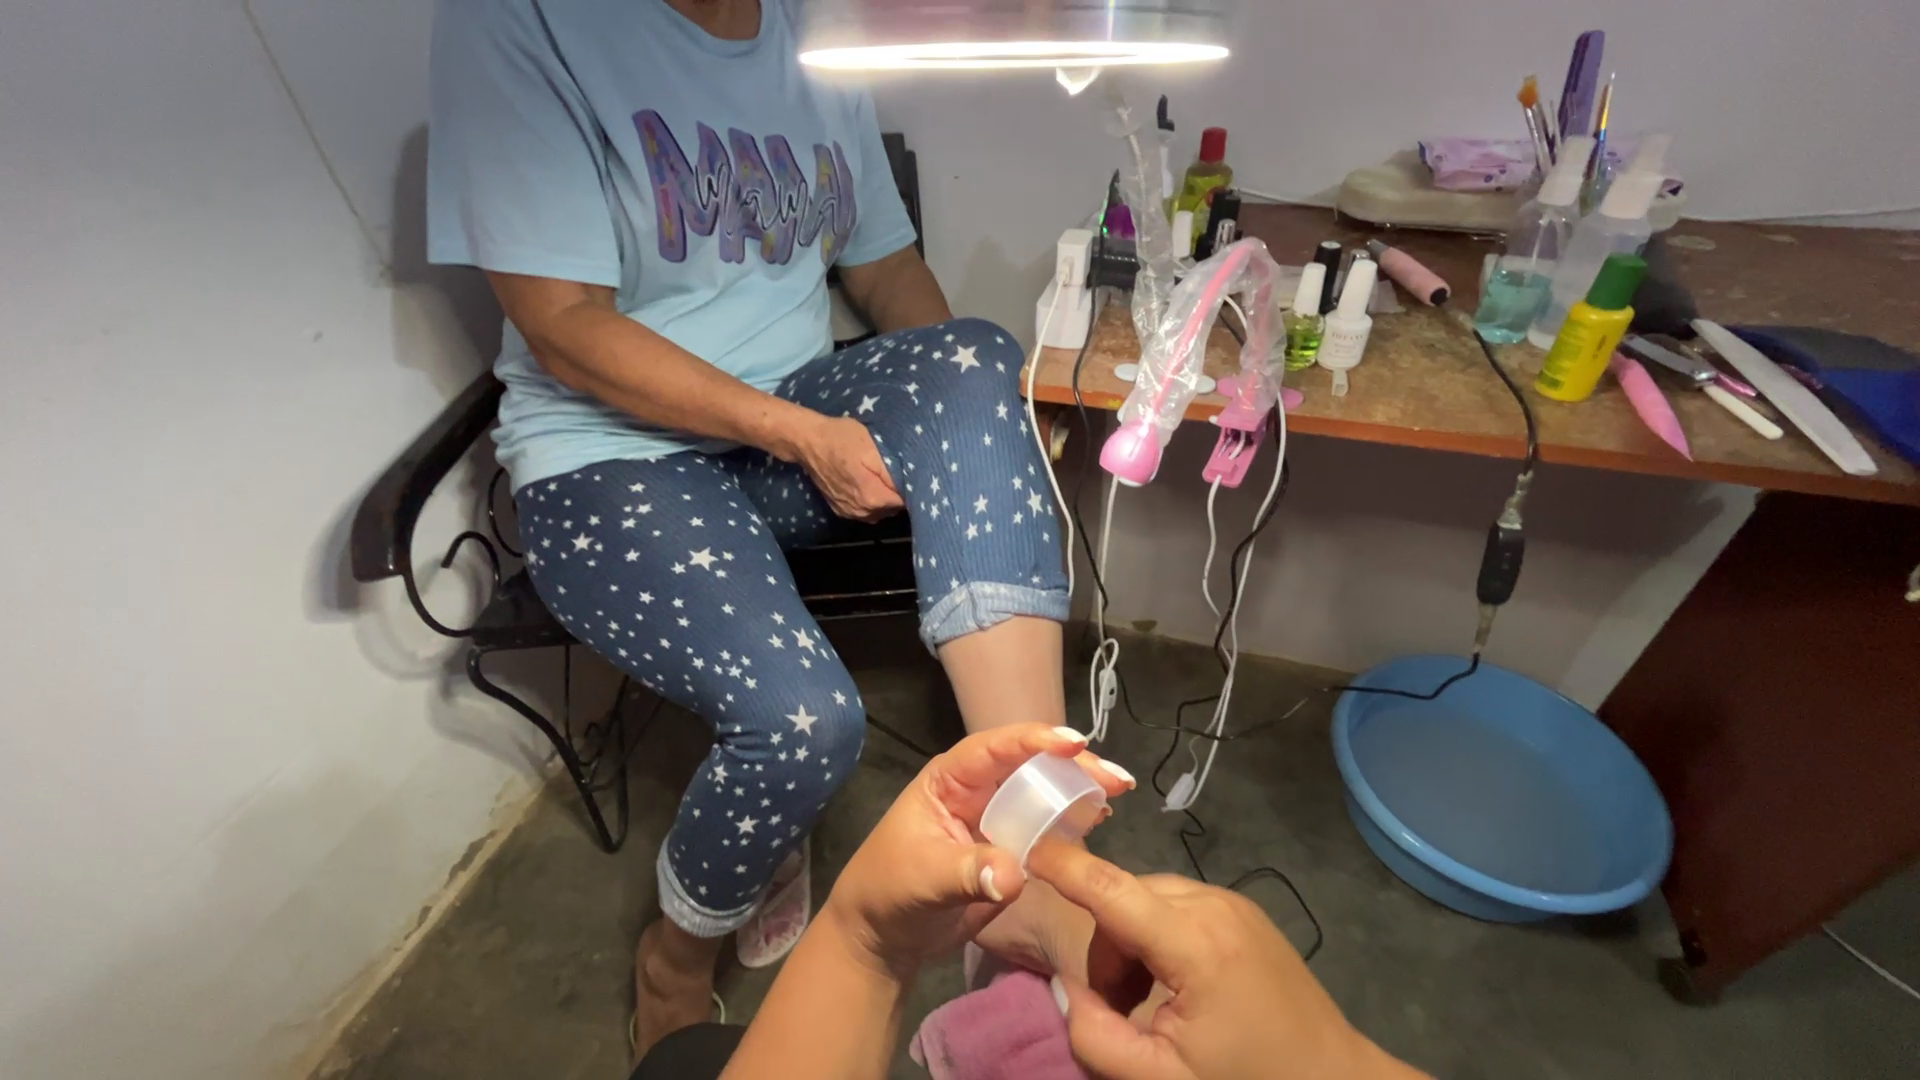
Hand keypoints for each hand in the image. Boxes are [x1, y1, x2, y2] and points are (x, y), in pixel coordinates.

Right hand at [795, 415, 902, 521]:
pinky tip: (869, 484)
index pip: (905, 502)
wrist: (808, 442)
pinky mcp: (841, 509)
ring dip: (885, 498)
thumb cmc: (842, 439)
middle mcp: (863, 512)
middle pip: (894, 508)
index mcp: (873, 498)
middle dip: (899, 494)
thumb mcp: (873, 448)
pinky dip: (871, 501)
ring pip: (881, 511)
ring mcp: (850, 513)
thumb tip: (910, 488)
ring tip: (883, 478)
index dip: (911, 488)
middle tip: (897, 472)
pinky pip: (866, 511)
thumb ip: (893, 472)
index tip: (912, 475)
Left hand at [821, 725, 1133, 976]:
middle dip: (1072, 765)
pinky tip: (1100, 821)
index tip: (1075, 743)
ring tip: (1118, 793)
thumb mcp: (923, 877)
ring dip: (1079, 789)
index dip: (1034, 740)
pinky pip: (1047, 828)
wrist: (885, 934)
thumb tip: (1014, 875)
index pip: (994, 748)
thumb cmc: (890, 889)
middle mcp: (979, 789)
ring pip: (1044, 791)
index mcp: (951, 778)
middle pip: (1030, 765)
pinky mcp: (1012, 848)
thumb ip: (968, 872)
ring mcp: (998, 817)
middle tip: (1117, 779)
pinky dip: (1073, 823)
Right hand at [1030, 844, 1422, 1079]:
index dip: (1064, 866)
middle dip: (1105, 948)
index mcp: (1193, 942)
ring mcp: (1232, 903)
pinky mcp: (1243, 913)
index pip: (1111, 888)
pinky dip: (1158, 938)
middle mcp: (1211, 903)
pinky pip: (1177, 907)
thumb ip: (1096, 1036)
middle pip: (1125, 898)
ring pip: (1149, 900)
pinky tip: (1175, 988)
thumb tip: (1065, 989)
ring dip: (1130, 943)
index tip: (1024, 847)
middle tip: (1116, 1009)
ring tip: (1146, 1004)